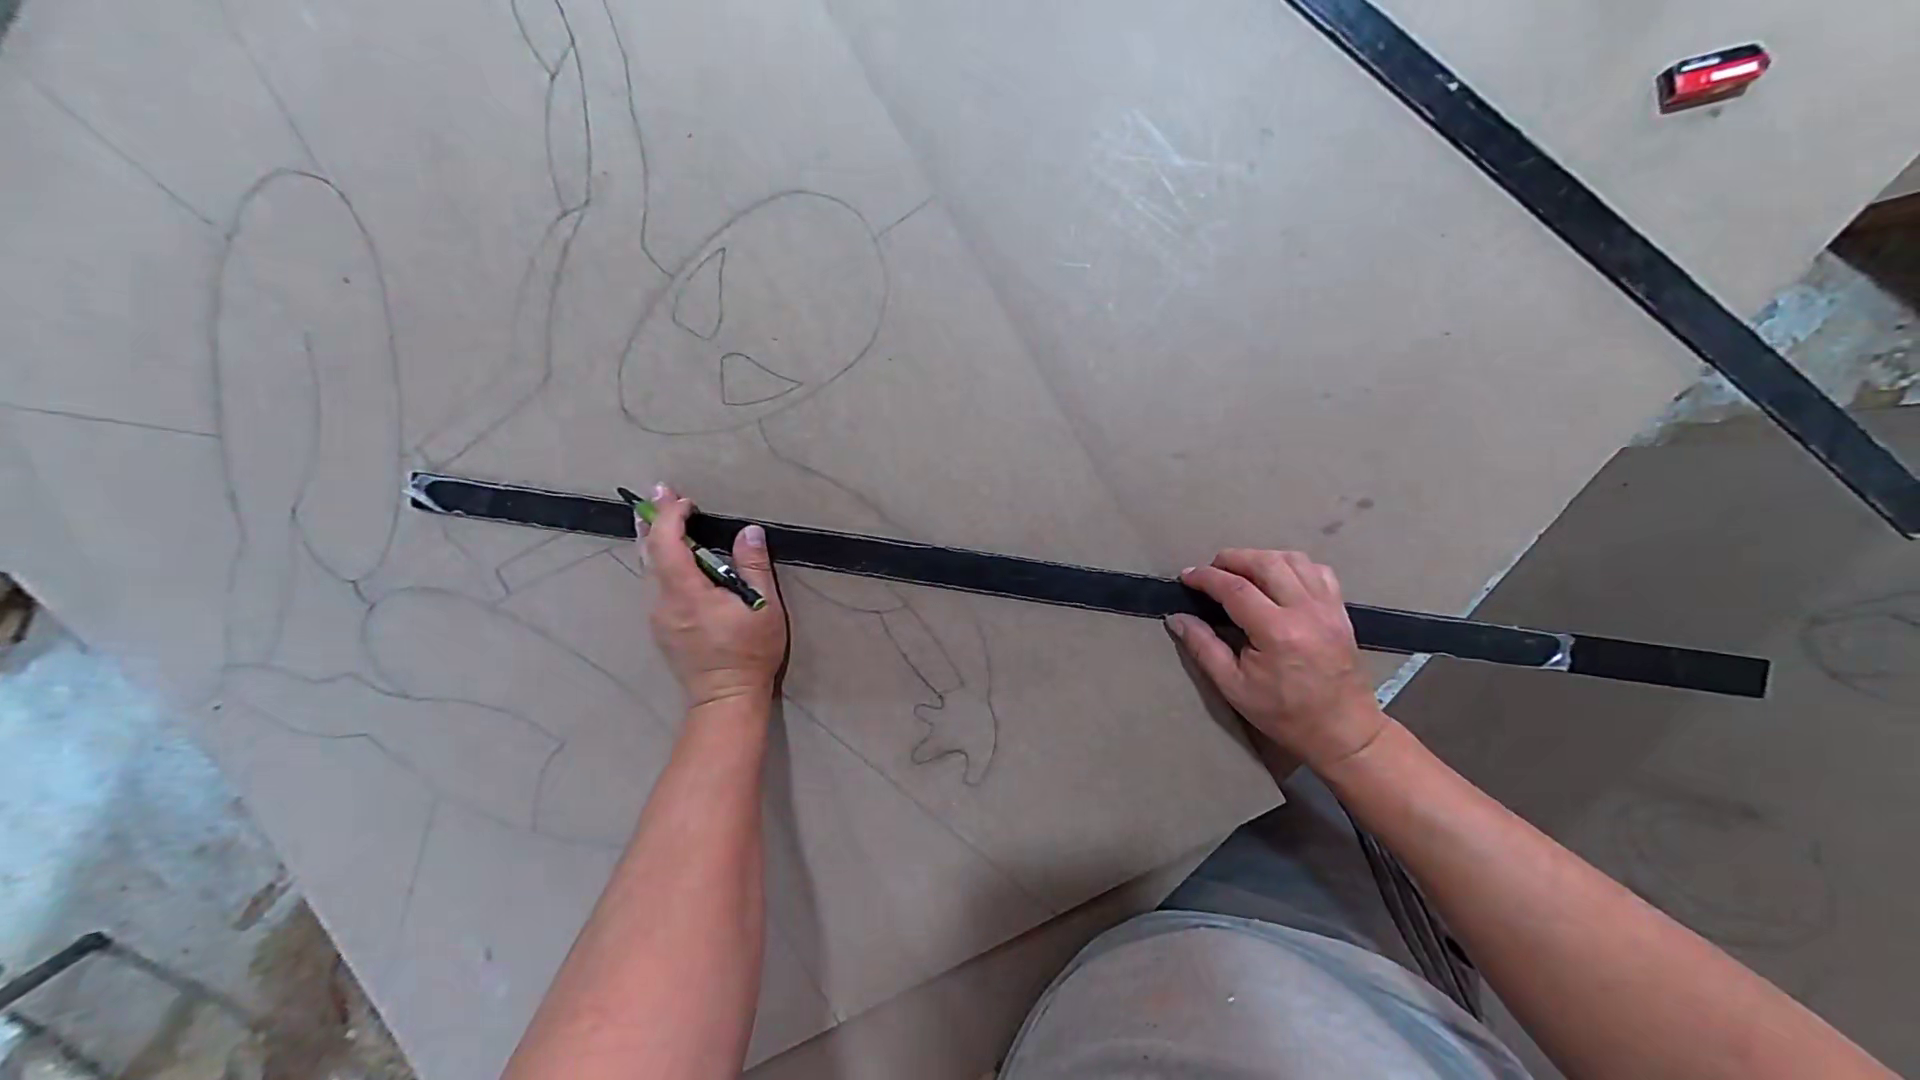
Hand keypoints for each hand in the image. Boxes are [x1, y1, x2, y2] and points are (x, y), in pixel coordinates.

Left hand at [642, 483, 787, 710]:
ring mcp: (658, 616)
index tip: (684, 499)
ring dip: (654, 539)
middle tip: (659, 491)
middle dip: (653, 519)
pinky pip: (654, 584)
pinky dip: (658, 560)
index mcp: (687, 594)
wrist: (725, 699)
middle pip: (648, 553)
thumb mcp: (764, 609)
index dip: (671, 517)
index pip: (668, 545)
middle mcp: (663, 602)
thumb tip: (749, 532)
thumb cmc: (750, 653)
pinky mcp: (661, 627)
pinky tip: (669, 556)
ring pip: (648, 569)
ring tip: (658, 515)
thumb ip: (754, 567)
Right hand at [1167, 549, 1385, 769]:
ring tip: (1241, 571)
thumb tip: (1177, 618)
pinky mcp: (1340, 611)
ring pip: (1293, 560)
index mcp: (1277, 632)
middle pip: (1265, 563)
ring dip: (1261, 557)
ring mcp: (1328, 608)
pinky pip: (1318, 571)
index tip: (1186, 577)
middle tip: (1210, 570)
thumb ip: (1203, 647)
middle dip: (1231, 559)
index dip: (1206, 577)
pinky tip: (1277, 578)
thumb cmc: (1284, 714)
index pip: (1234, 588)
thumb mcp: (1233, 687)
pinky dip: (1293, 566)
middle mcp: (1306, 611)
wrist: (1343, 731)